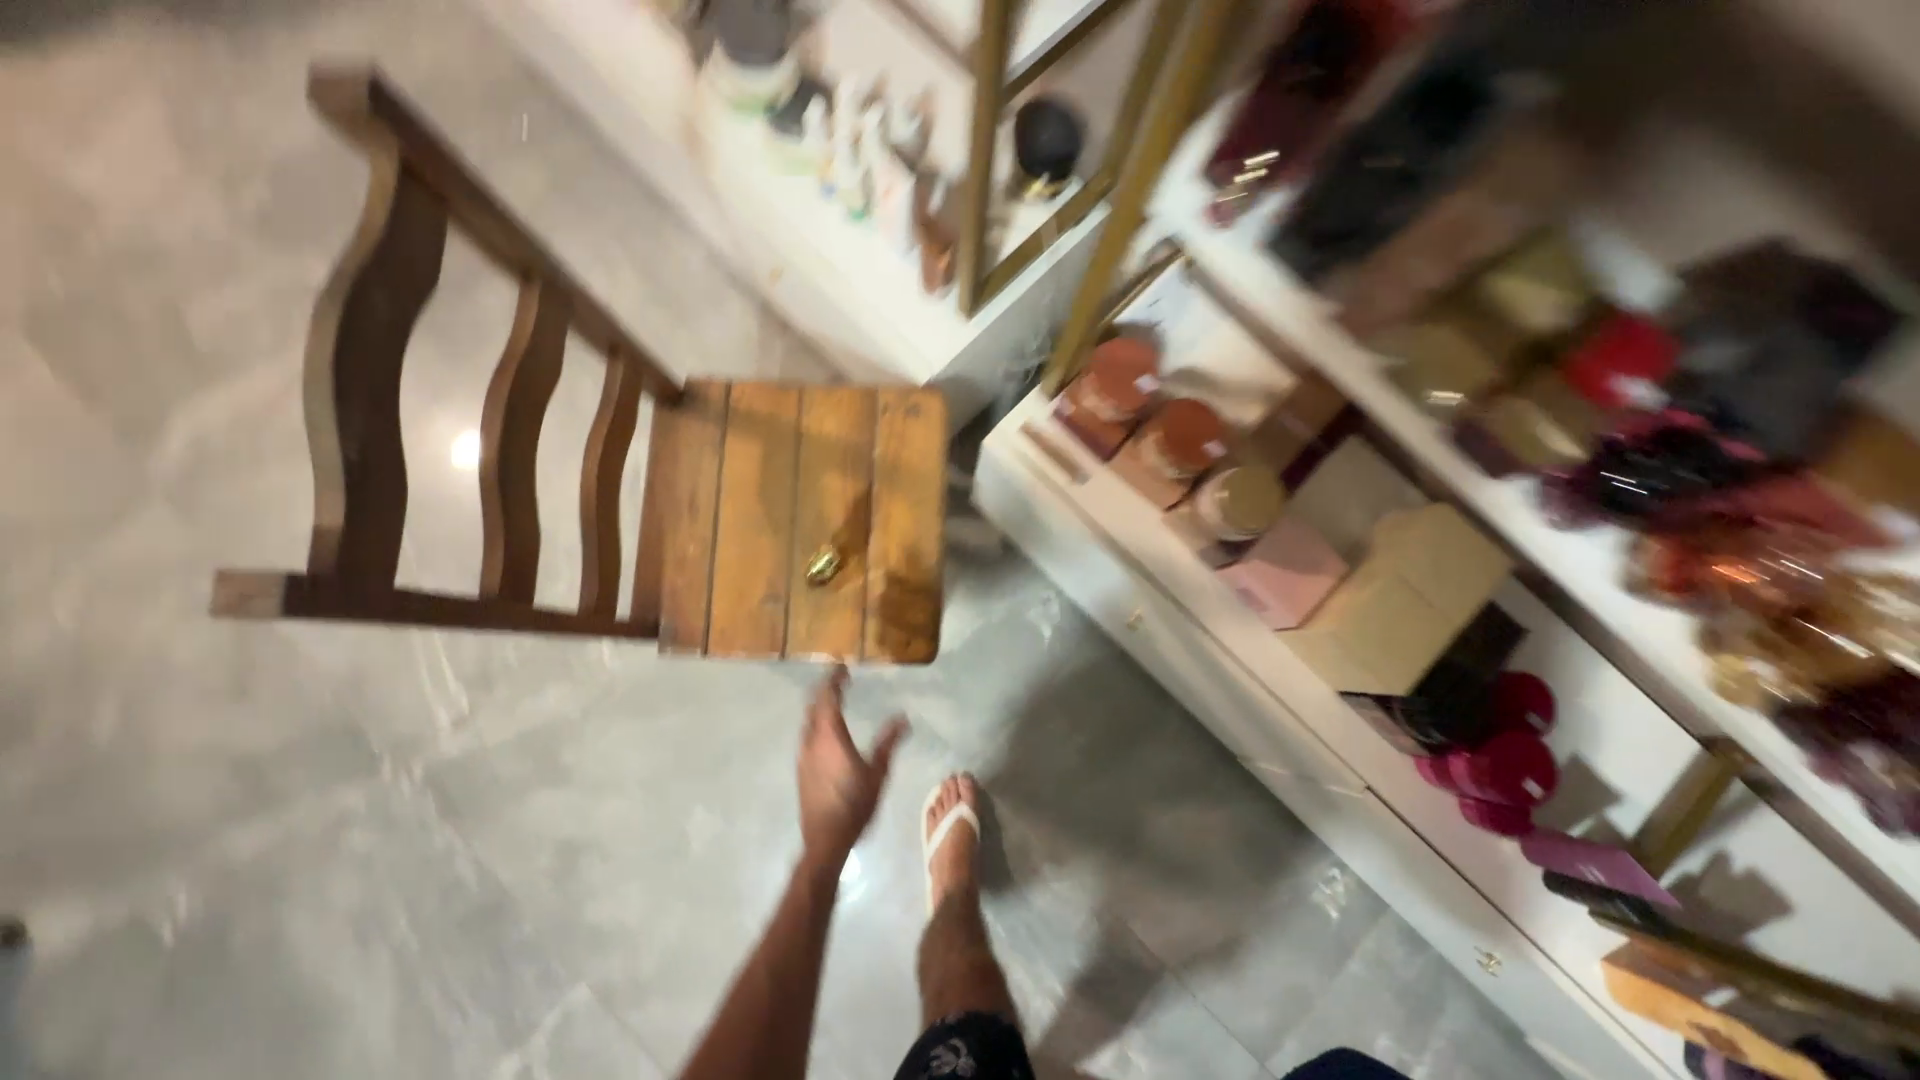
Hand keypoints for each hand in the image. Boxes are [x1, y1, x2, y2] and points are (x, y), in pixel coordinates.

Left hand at [797, 665, 907, 866]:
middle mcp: (812, 741)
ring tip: (833, 702)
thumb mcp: (878, 773)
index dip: (834, 680)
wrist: (825, 840)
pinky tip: (826, 734)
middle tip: (838, 681)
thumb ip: (889, 743)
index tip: (842, 667)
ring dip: (818, 708)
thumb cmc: (855, 805)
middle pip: (813, 706)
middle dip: (824, 690)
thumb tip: (903, 718)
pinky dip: (816, 724)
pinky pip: (807, 736)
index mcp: (830, 737)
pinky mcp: (801, 770)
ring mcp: (803, 756)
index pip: (828, 698)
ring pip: (808, 722)